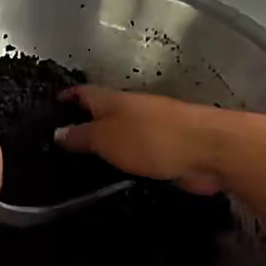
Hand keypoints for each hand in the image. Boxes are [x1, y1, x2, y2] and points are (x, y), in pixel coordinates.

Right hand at [54, 85, 231, 194]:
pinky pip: (140, 152)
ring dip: (107, 141)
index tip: (52, 102)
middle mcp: (134, 109)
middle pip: (104, 111)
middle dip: (86, 120)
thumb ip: (81, 136)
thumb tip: (58, 131)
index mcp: (115, 101)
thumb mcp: (106, 138)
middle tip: (62, 136)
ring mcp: (155, 129)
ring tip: (84, 158)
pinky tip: (116, 171)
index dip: (68, 96)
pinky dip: (126, 158)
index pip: (85, 93)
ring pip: (123, 132)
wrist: (213, 151)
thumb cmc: (153, 138)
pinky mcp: (170, 150)